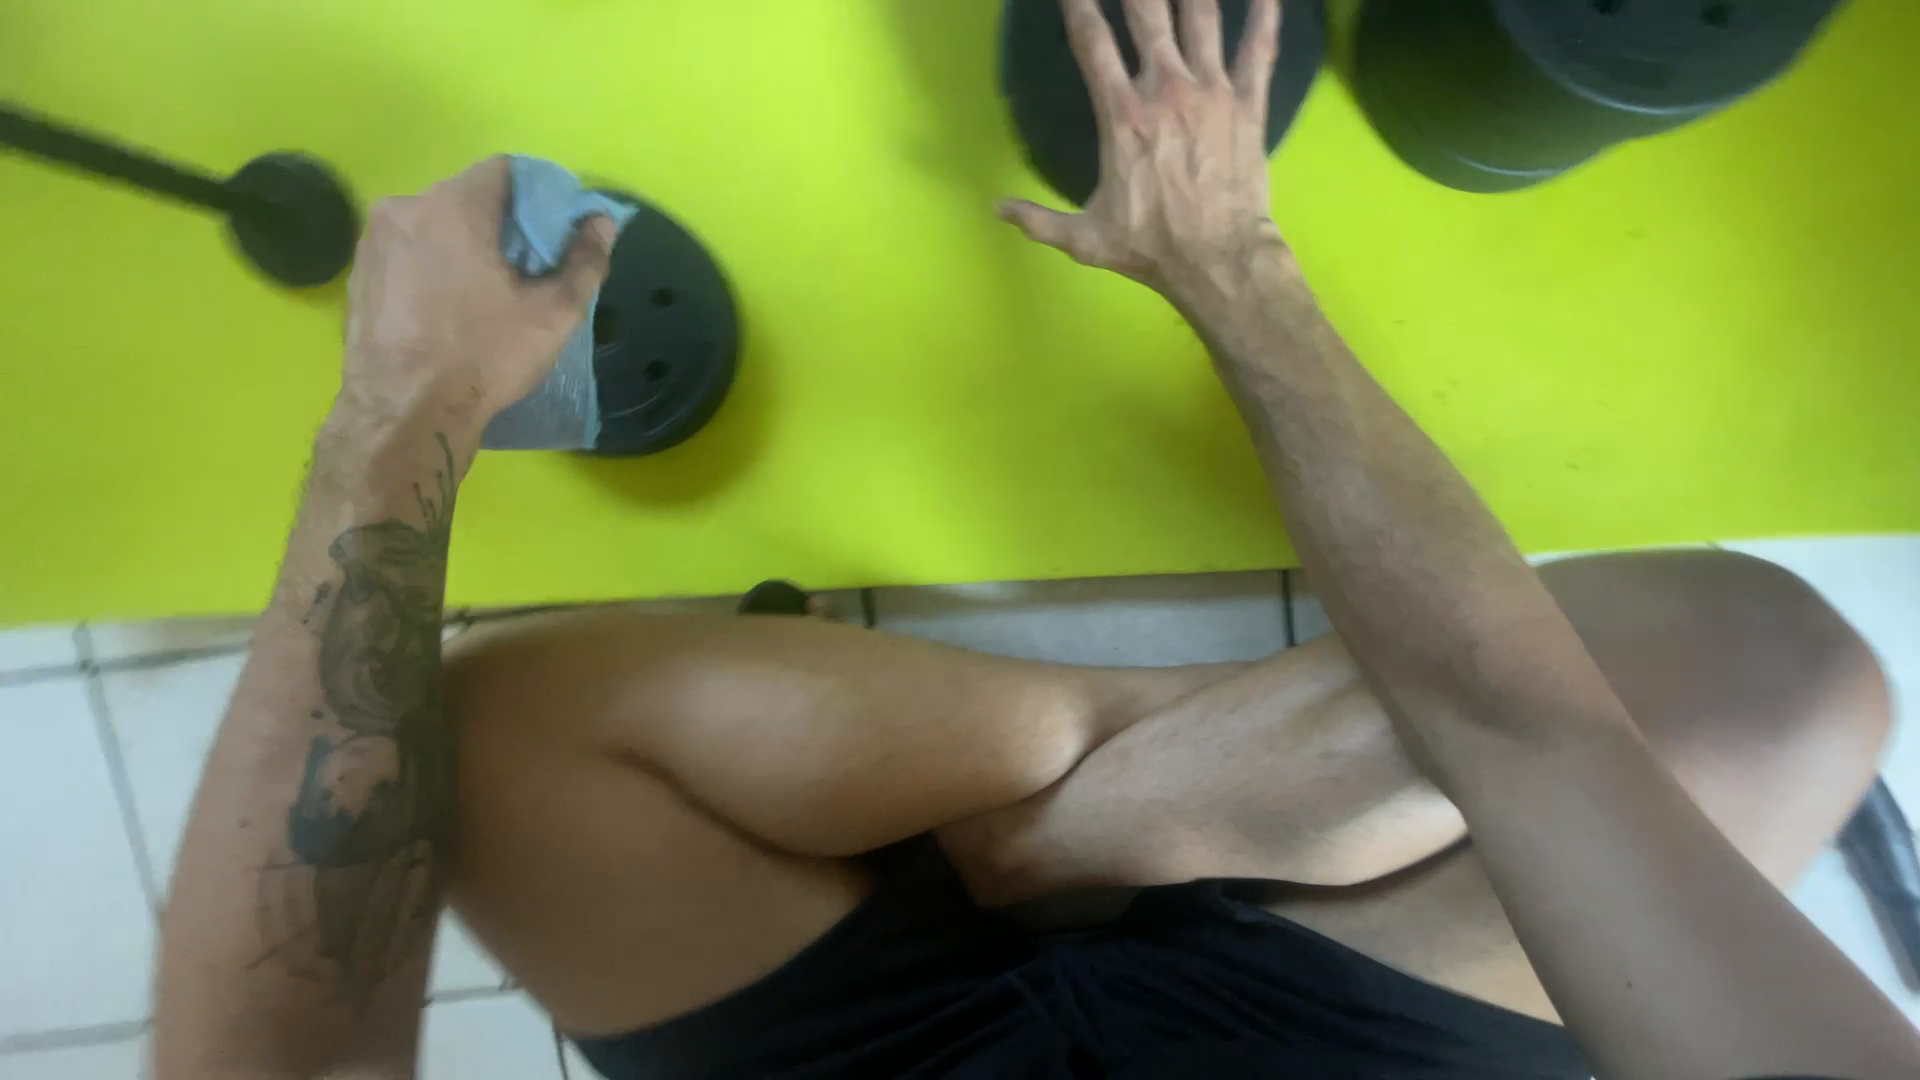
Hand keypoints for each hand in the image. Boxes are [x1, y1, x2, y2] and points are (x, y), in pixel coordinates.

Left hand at [336, 156, 614, 440]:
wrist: (407, 408)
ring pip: (438, 225)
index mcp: (454, 207)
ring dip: (471, 247)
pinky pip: (411, 251)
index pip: (505, 170)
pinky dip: (439, 267)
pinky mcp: (360, 272)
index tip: (560, 234)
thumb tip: (602, 221)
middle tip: (533, 273)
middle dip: (507, 226)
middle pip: (470, 198)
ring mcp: (373, 239)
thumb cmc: (488, 355)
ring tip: (493, 297)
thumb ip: (585, 260)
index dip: (541, 195)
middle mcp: (405, 207)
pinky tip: (454, 311)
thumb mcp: (555, 312)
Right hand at [999, 0, 1286, 305]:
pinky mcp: (1248, 103)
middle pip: (1147, 12)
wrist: (1215, 258)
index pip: (1092, 43)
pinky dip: (1265, 13)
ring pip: (1202, 15)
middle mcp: (1165, 89)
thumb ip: (1038, 220)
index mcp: (1121, 116)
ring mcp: (1211, 91)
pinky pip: (1259, 45)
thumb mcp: (1083, 239)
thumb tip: (997, 209)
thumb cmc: (1148, 248)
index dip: (1078, 5)